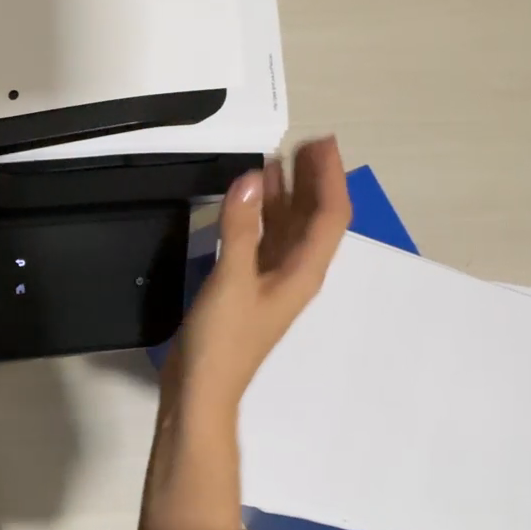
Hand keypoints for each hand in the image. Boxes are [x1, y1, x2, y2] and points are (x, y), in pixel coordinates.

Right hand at [169, 137, 352, 408]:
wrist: (202, 387)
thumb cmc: (223, 339)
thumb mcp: (231, 281)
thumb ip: (240, 229)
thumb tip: (250, 179)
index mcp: (303, 271)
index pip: (328, 214)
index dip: (328, 176)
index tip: (319, 142)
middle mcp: (294, 273)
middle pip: (311, 219)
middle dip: (309, 181)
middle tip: (299, 145)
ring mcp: (269, 282)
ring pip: (285, 231)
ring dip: (282, 198)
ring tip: (270, 165)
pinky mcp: (245, 290)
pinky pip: (261, 244)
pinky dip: (257, 220)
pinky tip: (243, 206)